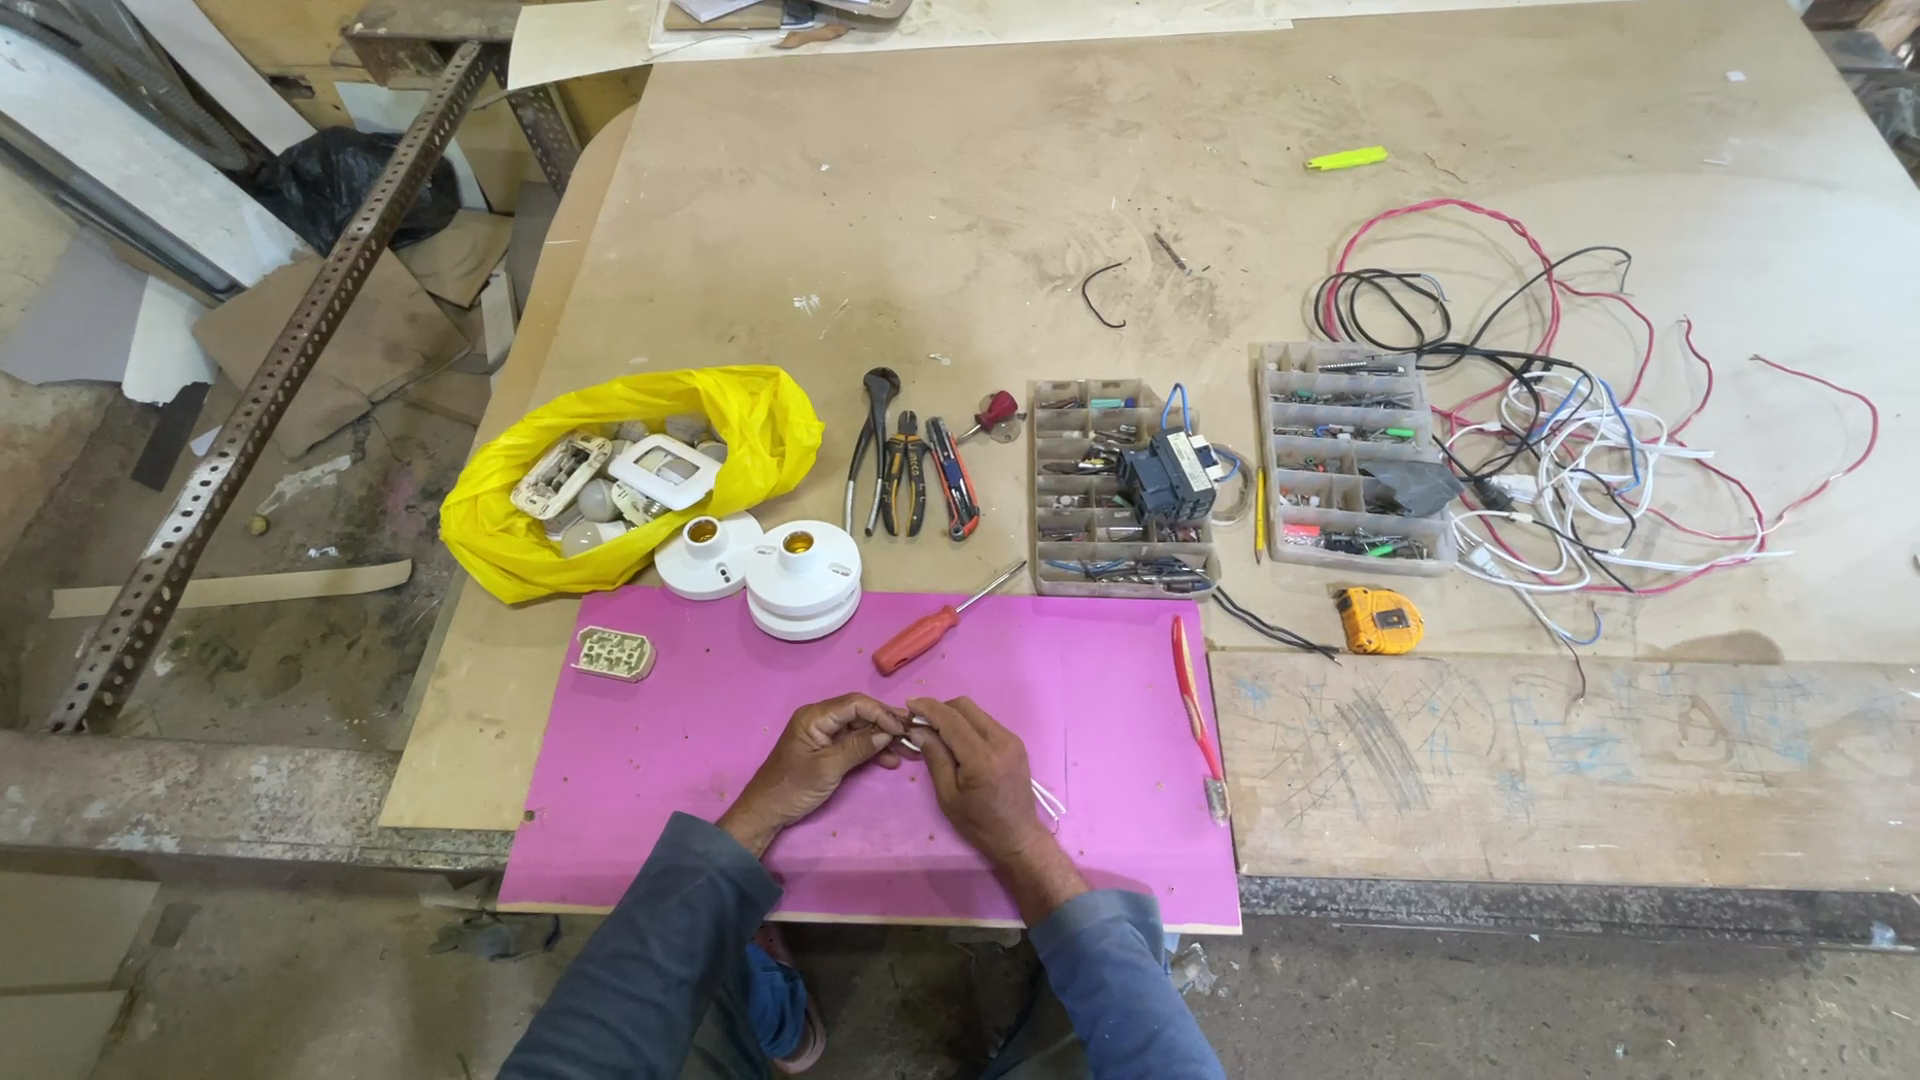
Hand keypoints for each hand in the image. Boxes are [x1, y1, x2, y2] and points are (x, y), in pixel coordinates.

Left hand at [718, 693, 907, 856]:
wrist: (766, 812)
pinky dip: (871, 750)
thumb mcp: (828, 768)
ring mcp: (824, 734)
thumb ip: (858, 748)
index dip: (881, 713)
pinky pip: (854, 742)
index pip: (855, 703)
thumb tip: (887, 733)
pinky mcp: (827, 749)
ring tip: (907, 749)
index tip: (901, 728)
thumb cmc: (792, 788)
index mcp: (815, 716)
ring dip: (882, 738)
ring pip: (860, 728)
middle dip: (886, 724)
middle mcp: (820, 719)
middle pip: (860, 713)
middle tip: (911, 734)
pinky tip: (890, 760)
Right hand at [908, 696, 1050, 865]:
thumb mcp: (948, 796)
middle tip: (921, 722)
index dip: (928, 708)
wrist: (1018, 836)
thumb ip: (934, 757)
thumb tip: (919, 729)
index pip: (951, 719)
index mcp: (982, 758)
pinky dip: (967, 724)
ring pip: (976, 712)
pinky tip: (957, 740)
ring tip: (936, 731)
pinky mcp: (1015, 742)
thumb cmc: (979, 824)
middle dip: (940, 708)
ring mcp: (1012, 739)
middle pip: (965, 706)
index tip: (909, 703)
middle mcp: (1001, 741)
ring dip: (953, 715)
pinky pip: (986, 722)